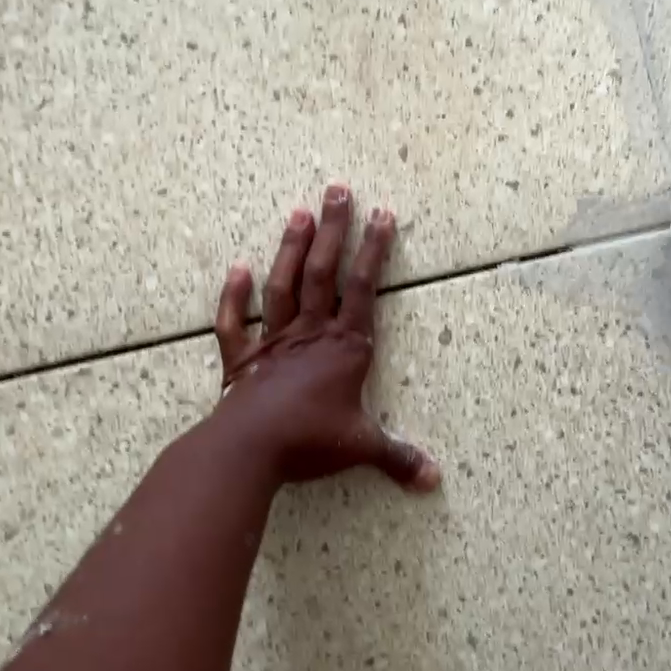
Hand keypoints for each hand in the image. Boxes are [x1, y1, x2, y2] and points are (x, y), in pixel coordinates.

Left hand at [209, 183, 439, 491]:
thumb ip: (398, 458)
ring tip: (299, 213)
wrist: (247, 452)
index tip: (383, 215)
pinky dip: (235, 297)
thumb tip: (435, 480)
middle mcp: (311, 333)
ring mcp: (274, 342)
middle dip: (334, 229)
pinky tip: (238, 270)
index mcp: (345, 346)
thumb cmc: (310, 441)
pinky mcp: (241, 360)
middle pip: (324, 271)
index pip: (365, 287)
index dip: (375, 250)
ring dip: (291, 248)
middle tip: (338, 190)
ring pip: (285, 285)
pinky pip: (236, 323)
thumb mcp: (362, 447)